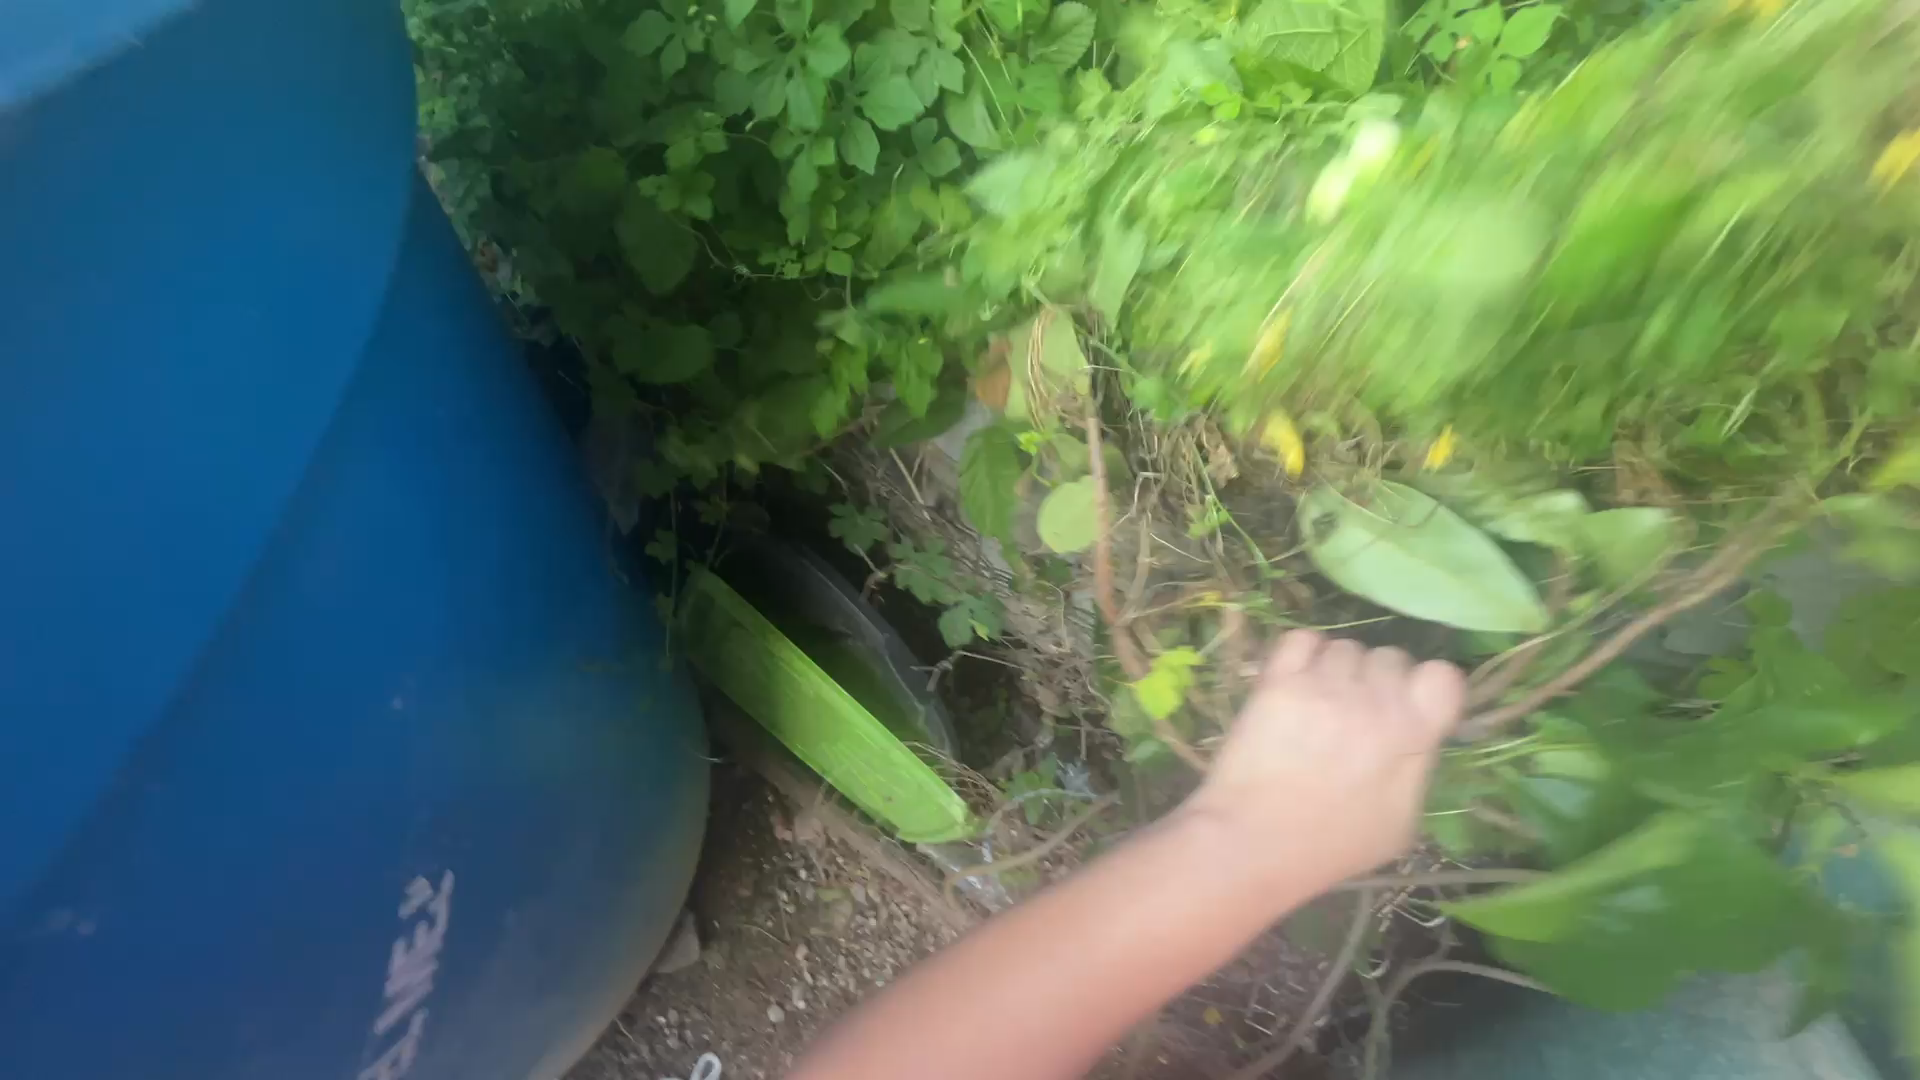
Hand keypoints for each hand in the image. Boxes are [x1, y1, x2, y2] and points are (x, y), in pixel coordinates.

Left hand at [1180, 630, 1465, 895]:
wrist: (1257, 838)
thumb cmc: (1333, 842)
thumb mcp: (1402, 820)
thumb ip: (1415, 767)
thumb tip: (1413, 738)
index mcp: (1413, 736)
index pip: (1443, 675)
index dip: (1425, 685)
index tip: (1407, 704)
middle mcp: (1371, 701)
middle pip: (1388, 656)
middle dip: (1376, 678)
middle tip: (1354, 708)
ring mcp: (1322, 686)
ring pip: (1343, 647)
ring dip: (1336, 667)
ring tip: (1320, 699)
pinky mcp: (1277, 681)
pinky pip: (1299, 640)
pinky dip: (1302, 652)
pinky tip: (1296, 679)